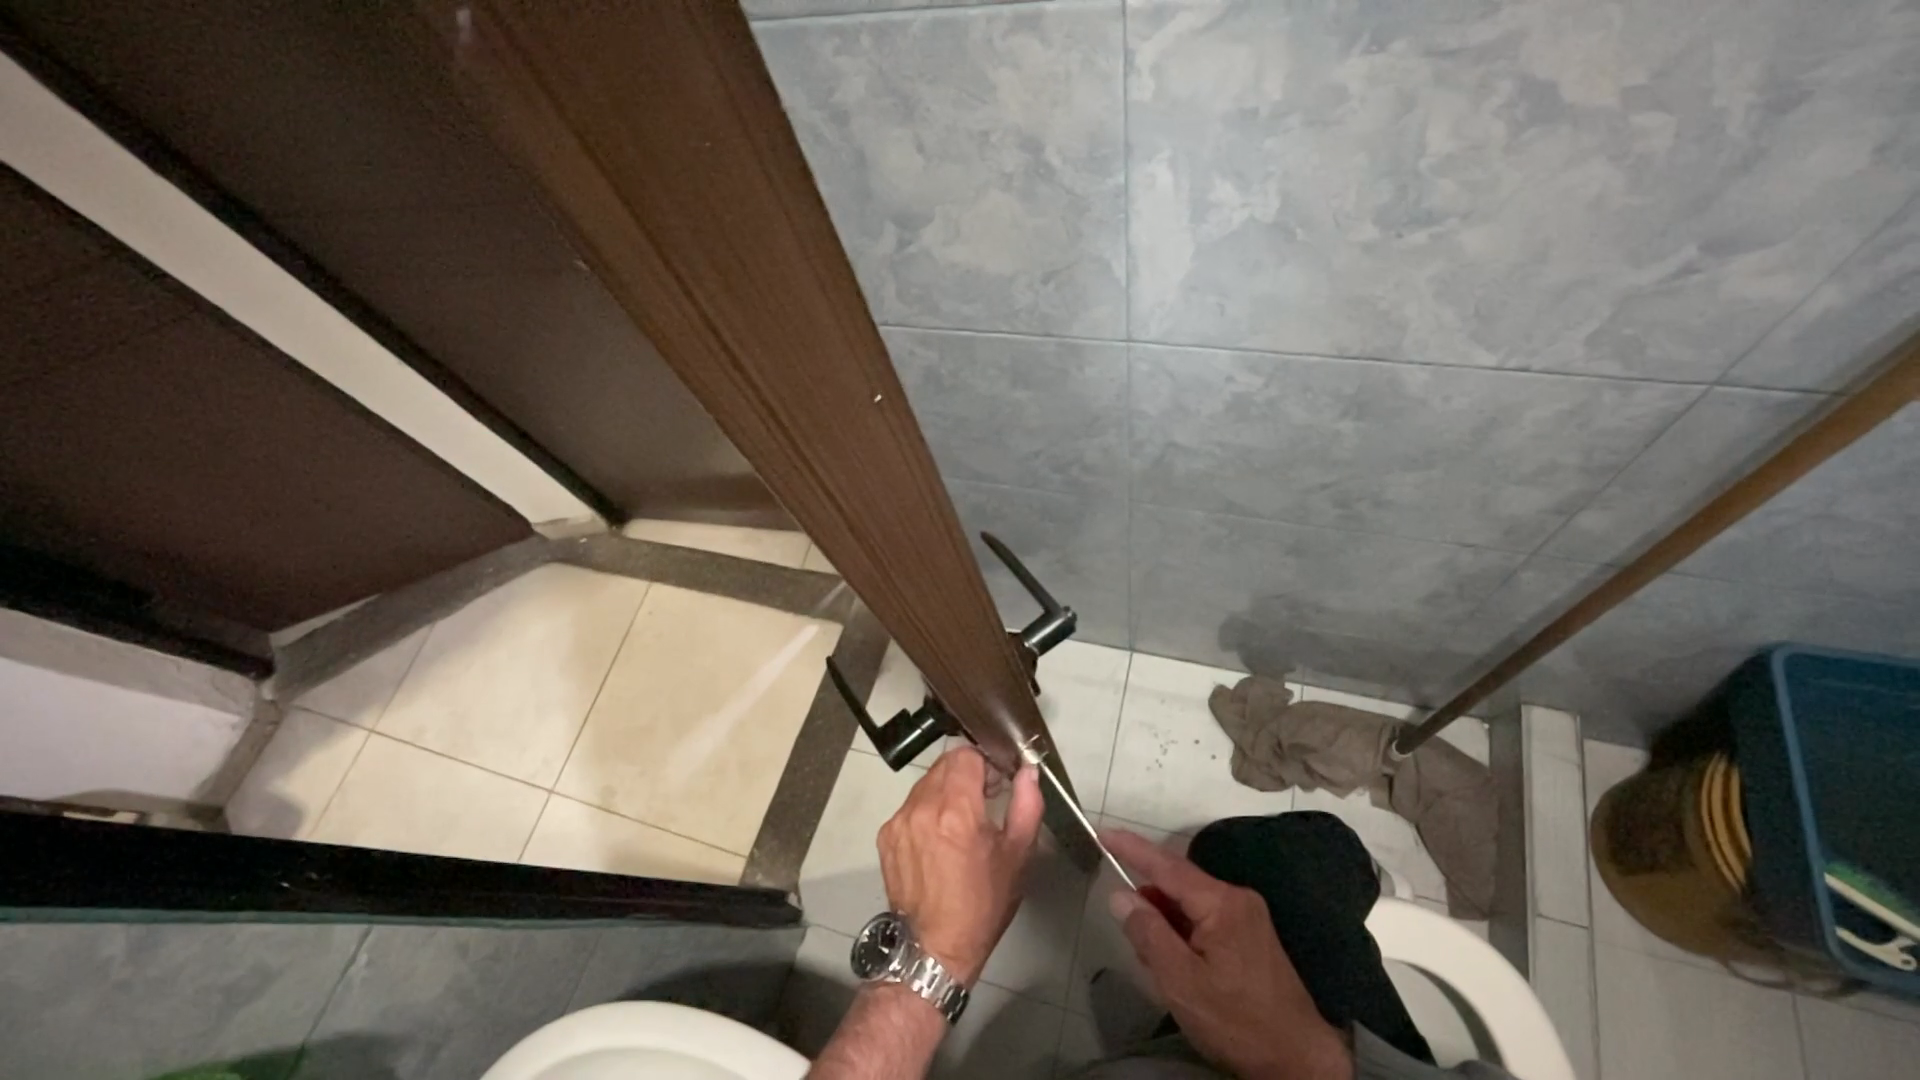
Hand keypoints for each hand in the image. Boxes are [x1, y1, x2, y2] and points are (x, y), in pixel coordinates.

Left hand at [877, 746, 1042, 984]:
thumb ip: (1027, 804)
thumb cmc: (983, 904)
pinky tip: (939, 839)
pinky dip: (927, 811)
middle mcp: (922, 807)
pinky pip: (911, 806)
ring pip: (926, 784)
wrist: (933, 948)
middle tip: (984, 799)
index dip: (986, 763)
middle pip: (945, 765)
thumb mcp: (1017, 856)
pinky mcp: (886, 835)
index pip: (966, 756)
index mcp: (956, 810)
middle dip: (967, 774)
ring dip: (946, 791)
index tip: (997, 782)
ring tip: (961, 823)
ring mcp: (899, 820)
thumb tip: (1028, 771)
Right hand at [1103, 829, 1352, 1079]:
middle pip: (1178, 885)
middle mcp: (1237, 899)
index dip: (1131, 848)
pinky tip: (1176, 965)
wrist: (1298, 1060)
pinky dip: (1182, 933)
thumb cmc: (1236, 1021)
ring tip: (1155, 963)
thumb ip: (1148, 934)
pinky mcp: (1250, 937)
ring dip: (1165, 923)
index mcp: (1222, 903)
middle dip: (1149, 903)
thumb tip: (1120, 896)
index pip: (1167, 865)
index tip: (1103, 832)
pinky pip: (1204, 919)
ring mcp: (1247, 917)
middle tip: (1133, 941)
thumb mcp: (1181, 981)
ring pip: (1189, 904)